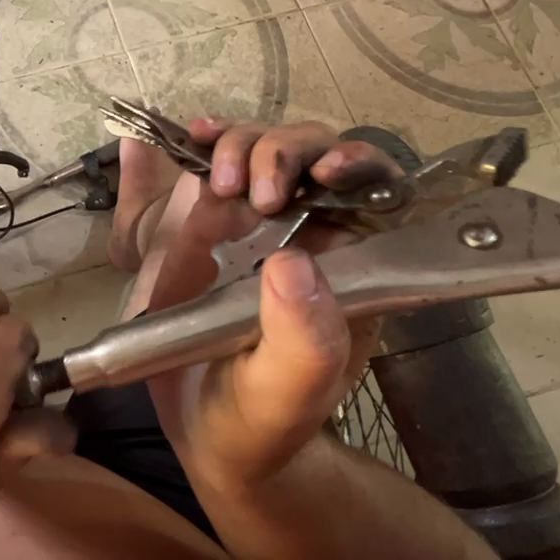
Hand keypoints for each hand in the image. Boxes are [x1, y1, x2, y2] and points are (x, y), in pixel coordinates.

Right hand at [131, 120, 405, 490]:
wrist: (199, 423)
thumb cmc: (259, 420)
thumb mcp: (285, 396)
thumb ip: (302, 343)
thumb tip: (294, 264)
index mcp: (349, 265)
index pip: (374, 191)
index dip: (357, 164)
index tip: (326, 170)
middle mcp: (306, 228)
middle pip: (310, 153)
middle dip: (282, 151)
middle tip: (250, 192)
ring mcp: (251, 215)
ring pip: (257, 145)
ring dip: (237, 142)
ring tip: (213, 181)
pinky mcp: (204, 213)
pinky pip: (202, 160)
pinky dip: (194, 140)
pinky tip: (184, 136)